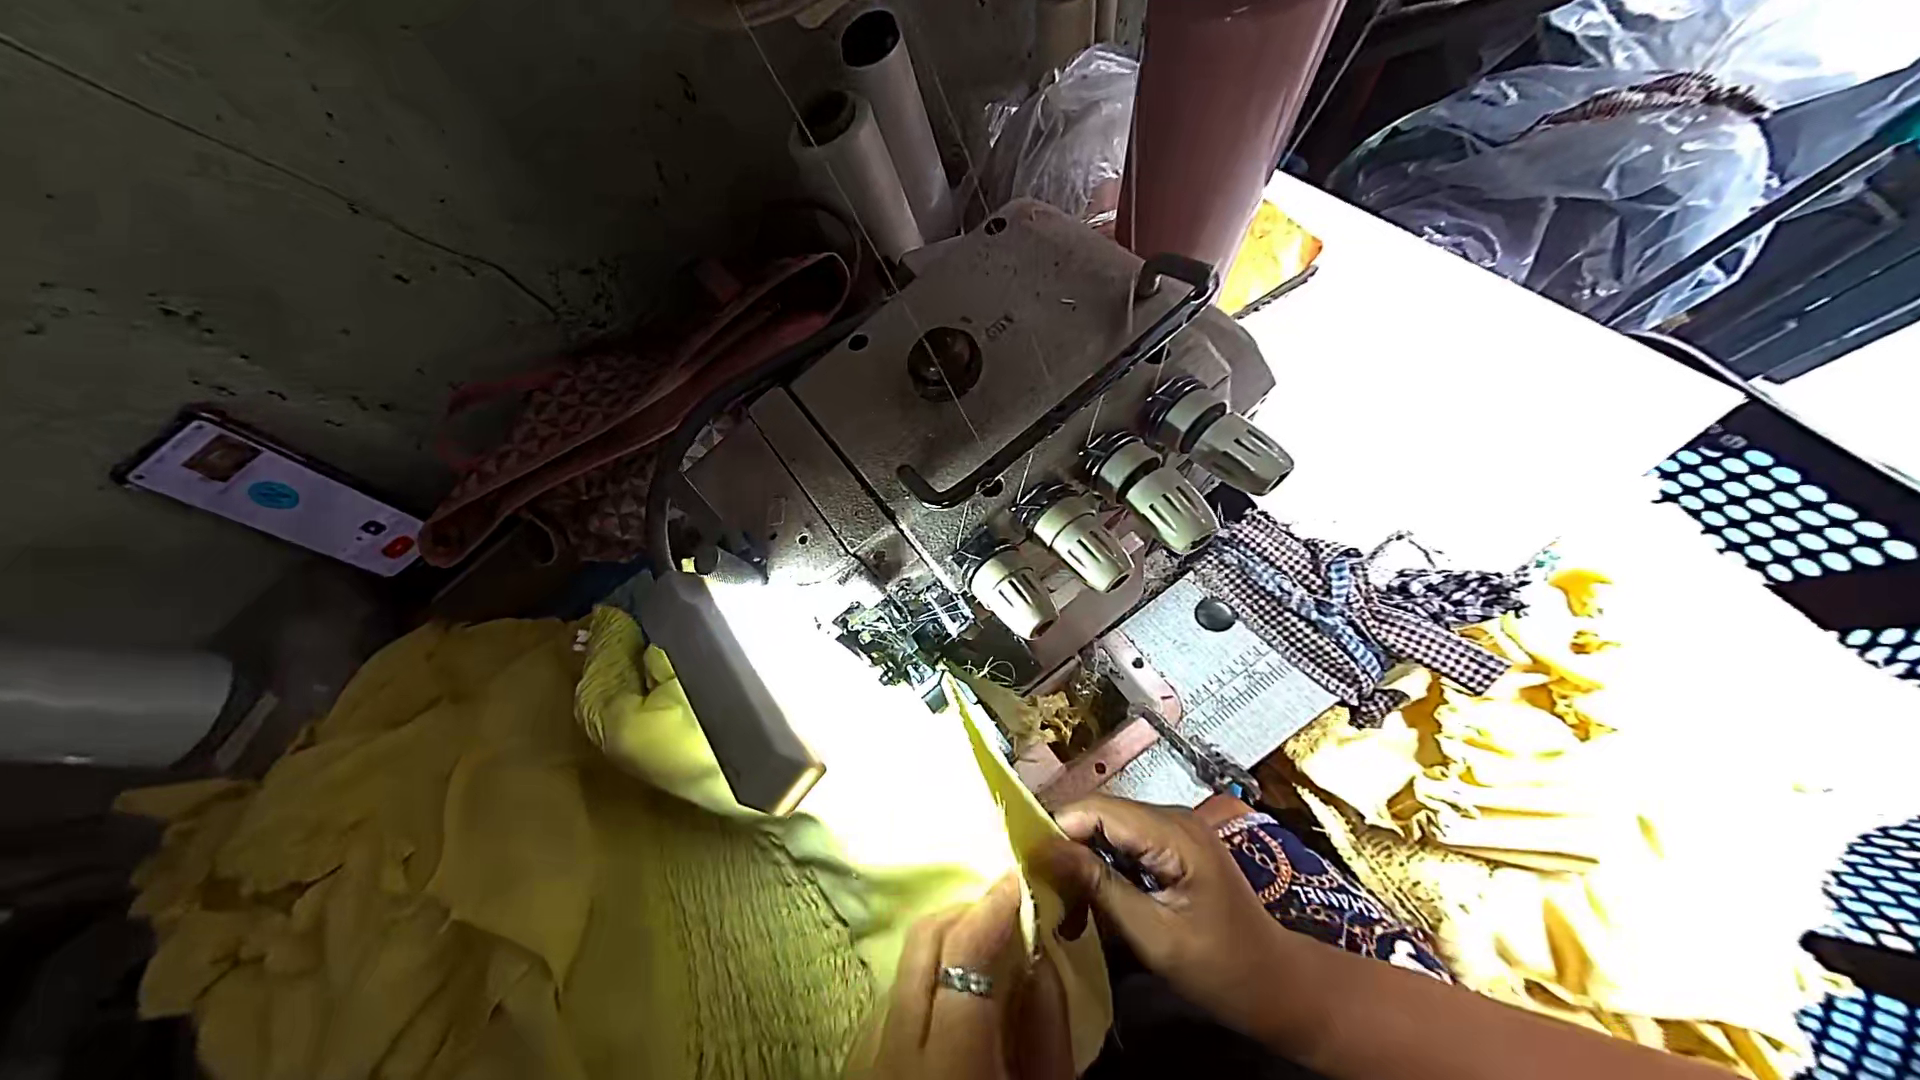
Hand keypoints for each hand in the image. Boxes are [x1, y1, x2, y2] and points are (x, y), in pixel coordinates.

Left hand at [861, 873, 1073, 1079]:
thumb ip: (1046, 1023)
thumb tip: (1036, 950)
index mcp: (948, 1063)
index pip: (964, 953)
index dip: (992, 907)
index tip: (1018, 880)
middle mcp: (894, 1048)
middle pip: (923, 941)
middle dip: (966, 910)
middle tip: (1004, 908)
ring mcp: (869, 1051)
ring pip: (905, 961)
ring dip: (946, 939)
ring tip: (985, 947)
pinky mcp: (860, 1058)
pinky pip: (894, 991)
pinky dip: (927, 972)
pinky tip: (955, 989)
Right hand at [1040, 795, 1306, 1042]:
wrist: (1279, 985)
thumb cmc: (1221, 968)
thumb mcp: (1154, 936)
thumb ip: (1100, 887)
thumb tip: (1046, 850)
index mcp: (1173, 833)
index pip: (1098, 809)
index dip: (1059, 828)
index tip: (1028, 863)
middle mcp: (1172, 817)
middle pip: (1100, 814)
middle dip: (1067, 846)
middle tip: (1043, 888)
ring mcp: (1174, 828)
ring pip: (1108, 827)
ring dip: (1082, 858)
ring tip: (1064, 900)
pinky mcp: (1172, 844)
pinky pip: (1124, 841)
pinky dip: (1103, 865)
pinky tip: (1091, 897)